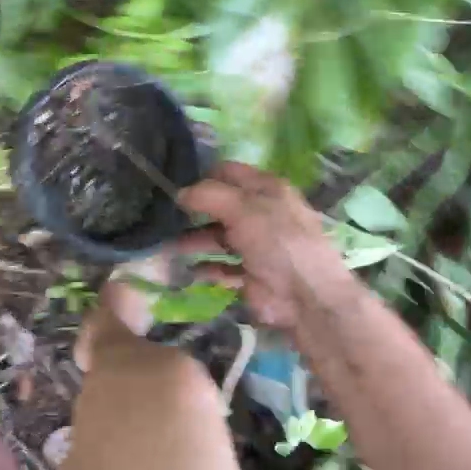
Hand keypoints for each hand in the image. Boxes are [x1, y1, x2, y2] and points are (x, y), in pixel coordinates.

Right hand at [177, 162, 354, 330]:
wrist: (305, 297)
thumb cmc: (277, 241)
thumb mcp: (242, 208)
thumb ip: (208, 195)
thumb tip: (179, 193)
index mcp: (267, 190)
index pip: (229, 172)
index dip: (203, 176)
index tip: (177, 185)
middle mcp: (262, 214)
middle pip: (220, 206)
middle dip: (193, 211)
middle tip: (165, 216)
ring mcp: (256, 245)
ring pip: (217, 236)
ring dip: (193, 240)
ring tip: (169, 246)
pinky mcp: (249, 272)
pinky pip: (220, 266)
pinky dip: (205, 268)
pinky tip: (189, 269)